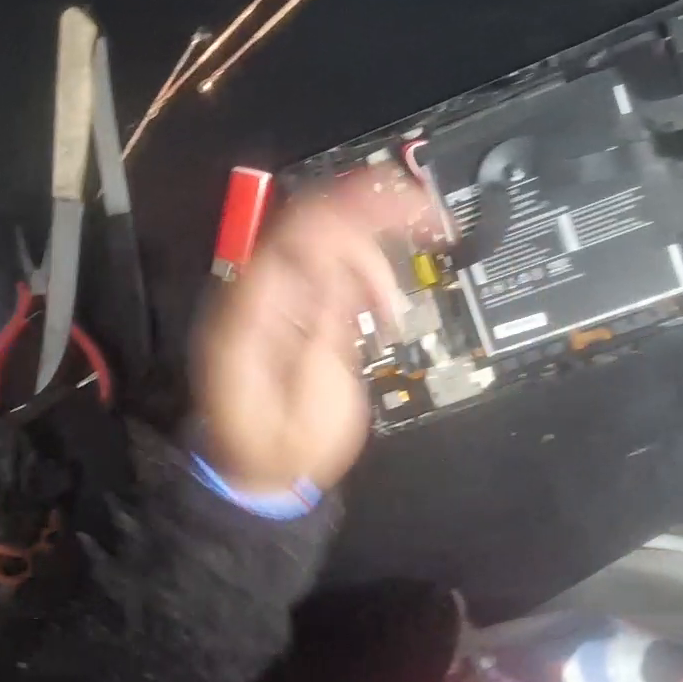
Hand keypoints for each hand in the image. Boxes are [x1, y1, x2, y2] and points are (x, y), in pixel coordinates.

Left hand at [193, 170, 419, 493]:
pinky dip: (370, 282)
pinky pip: (337, 278)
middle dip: (375, 216)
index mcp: (253, 310)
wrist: (261, 477)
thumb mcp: (303, 401)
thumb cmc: (276, 450)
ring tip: (394, 312)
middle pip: (318, 227)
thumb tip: (340, 269)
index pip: (299, 234)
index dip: (351, 209)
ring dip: (376, 263)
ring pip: (334, 250)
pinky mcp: (305, 316)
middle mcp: (264, 295)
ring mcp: (285, 303)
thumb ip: (321, 332)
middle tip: (430, 220)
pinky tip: (387, 309)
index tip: (404, 204)